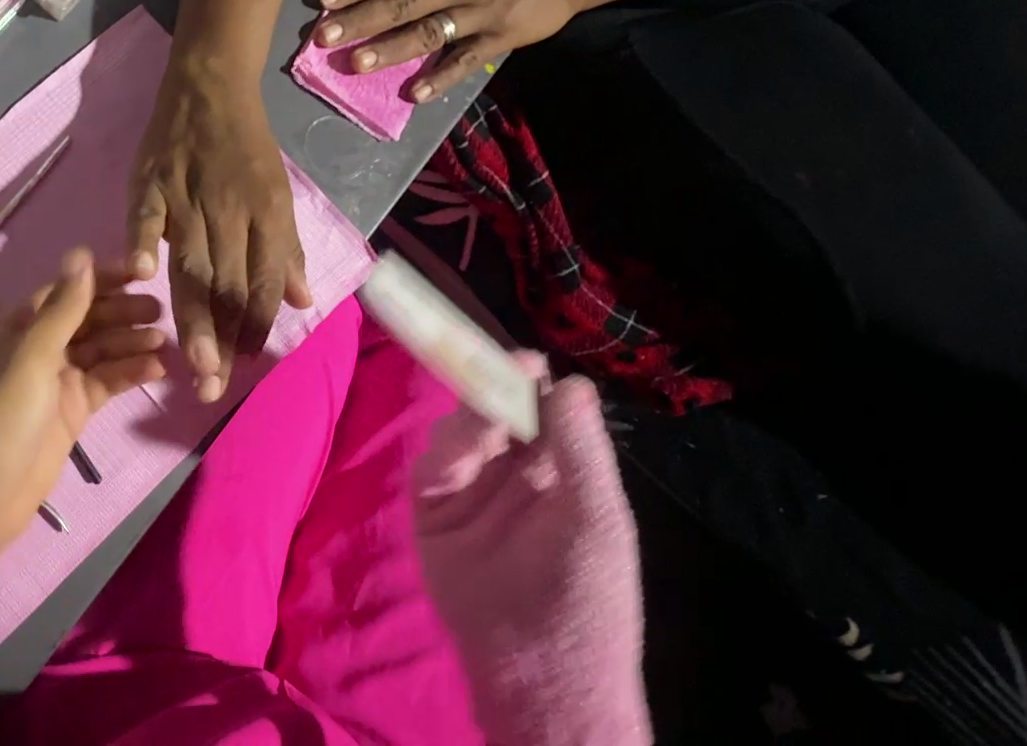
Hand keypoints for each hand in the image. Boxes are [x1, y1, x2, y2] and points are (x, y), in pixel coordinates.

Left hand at [0, 250, 165, 548]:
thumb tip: (80, 253)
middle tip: (160, 309)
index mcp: (18, 328)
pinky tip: (157, 369)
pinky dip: (128, 374)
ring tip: (165, 340)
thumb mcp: (31, 357)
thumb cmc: (0, 419)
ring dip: (130, 342)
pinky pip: (105, 383)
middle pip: (86, 319)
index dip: (101, 279)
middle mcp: (37, 348)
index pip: (65, 291)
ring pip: (100, 351)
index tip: (141, 271)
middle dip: (121, 311)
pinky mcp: (72, 411)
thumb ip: (62, 309)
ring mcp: (56, 381)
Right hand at [128, 73, 312, 401]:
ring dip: (192, 315)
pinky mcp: (152, 182)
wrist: (210, 85)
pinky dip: (146, 240)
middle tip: (210, 388)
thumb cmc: (246, 144)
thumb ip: (286, 247)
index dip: (254, 326)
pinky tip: (144, 273)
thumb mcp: (279, 191)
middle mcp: (230, 210)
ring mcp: (188, 196)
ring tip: (189, 364)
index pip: (261, 281)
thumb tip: (302, 301)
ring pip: (192, 264)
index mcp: (265, 213)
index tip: (241, 368)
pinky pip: (148, 214)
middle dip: (221, 339)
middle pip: (226, 283)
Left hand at [312, 0, 597, 100]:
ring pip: (429, 31)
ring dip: (392, 48)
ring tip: (356, 63)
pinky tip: (415, 94)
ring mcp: (480, 11)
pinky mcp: (500, 38)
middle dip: (361, 19)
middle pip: (402, 2)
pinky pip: (466, 60)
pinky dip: (442, 78)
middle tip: (322, 36)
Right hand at [413, 371, 649, 744]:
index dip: (529, 381)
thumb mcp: (596, 519)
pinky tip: (454, 463)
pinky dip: (441, 456)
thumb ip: (581, 450)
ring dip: (465, 424)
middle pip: (494, 411)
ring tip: (478, 437)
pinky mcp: (434, 508)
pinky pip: (430, 465)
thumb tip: (572, 381)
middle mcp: (514, 471)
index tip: (520, 358)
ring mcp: (471, 488)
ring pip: (458, 431)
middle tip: (483, 374)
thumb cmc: (585, 595)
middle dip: (489, 391)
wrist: (535, 668)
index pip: (541, 409)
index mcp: (562, 470)